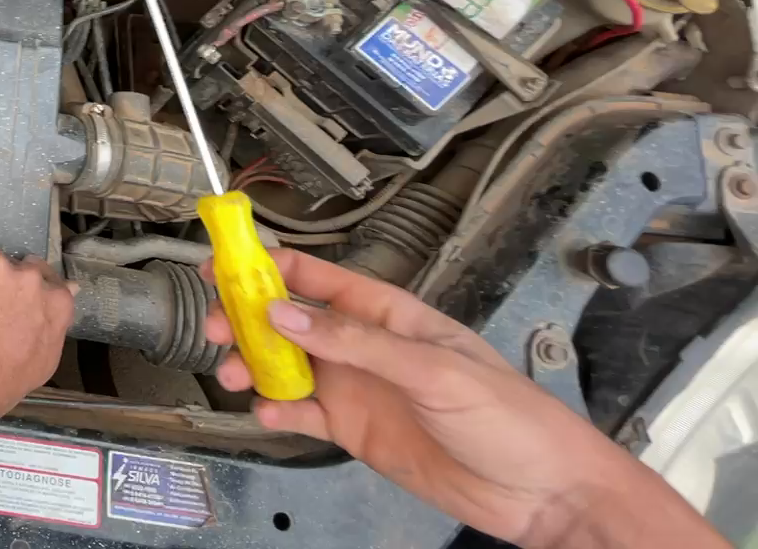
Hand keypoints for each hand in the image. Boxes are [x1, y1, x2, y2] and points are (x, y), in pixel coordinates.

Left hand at [0, 243, 77, 421]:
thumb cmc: (6, 376)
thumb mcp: (47, 356)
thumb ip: (57, 318)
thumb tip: (71, 287)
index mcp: (53, 297)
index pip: (46, 275)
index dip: (29, 285)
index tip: (16, 296)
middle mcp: (25, 274)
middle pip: (14, 263)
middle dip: (3, 279)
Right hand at [203, 249, 721, 548]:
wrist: (552, 500)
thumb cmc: (511, 418)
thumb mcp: (433, 371)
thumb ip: (354, 342)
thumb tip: (279, 315)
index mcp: (377, 311)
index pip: (306, 274)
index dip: (258, 265)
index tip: (217, 265)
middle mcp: (354, 341)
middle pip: (279, 317)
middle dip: (240, 318)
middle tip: (213, 330)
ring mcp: (349, 383)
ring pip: (279, 361)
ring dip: (249, 363)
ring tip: (234, 376)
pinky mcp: (349, 425)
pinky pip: (298, 409)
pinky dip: (275, 408)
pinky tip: (269, 413)